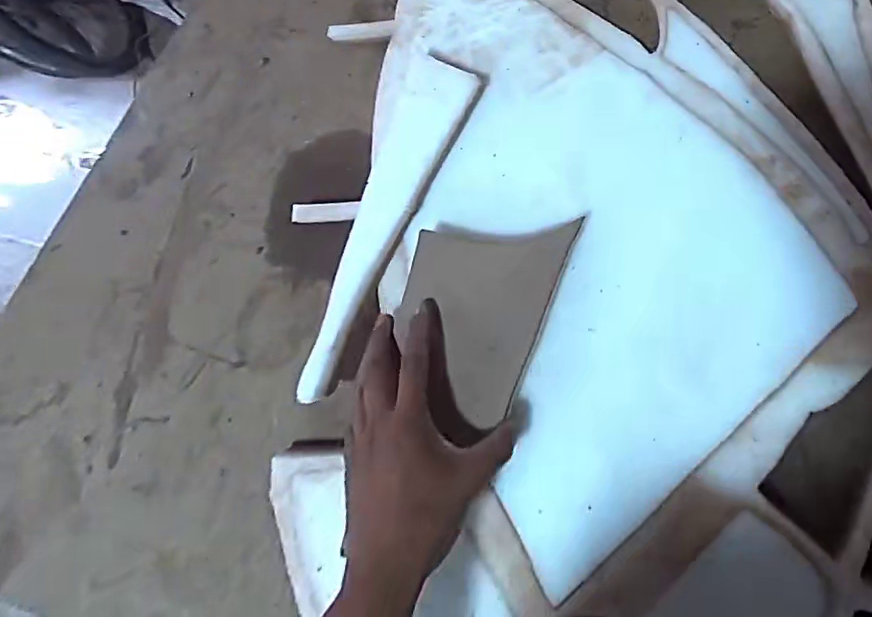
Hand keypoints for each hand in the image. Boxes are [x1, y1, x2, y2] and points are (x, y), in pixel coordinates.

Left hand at [328, 301, 518, 616]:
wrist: (382, 564)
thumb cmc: (427, 514)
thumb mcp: (471, 478)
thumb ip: (497, 446)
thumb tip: (518, 421)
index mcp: (408, 420)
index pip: (415, 365)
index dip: (420, 334)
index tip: (421, 308)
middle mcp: (379, 424)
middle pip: (375, 371)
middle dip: (381, 341)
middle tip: (386, 318)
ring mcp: (360, 444)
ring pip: (359, 393)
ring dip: (367, 366)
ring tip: (374, 350)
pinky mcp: (352, 463)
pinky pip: (354, 416)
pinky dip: (360, 396)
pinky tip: (365, 403)